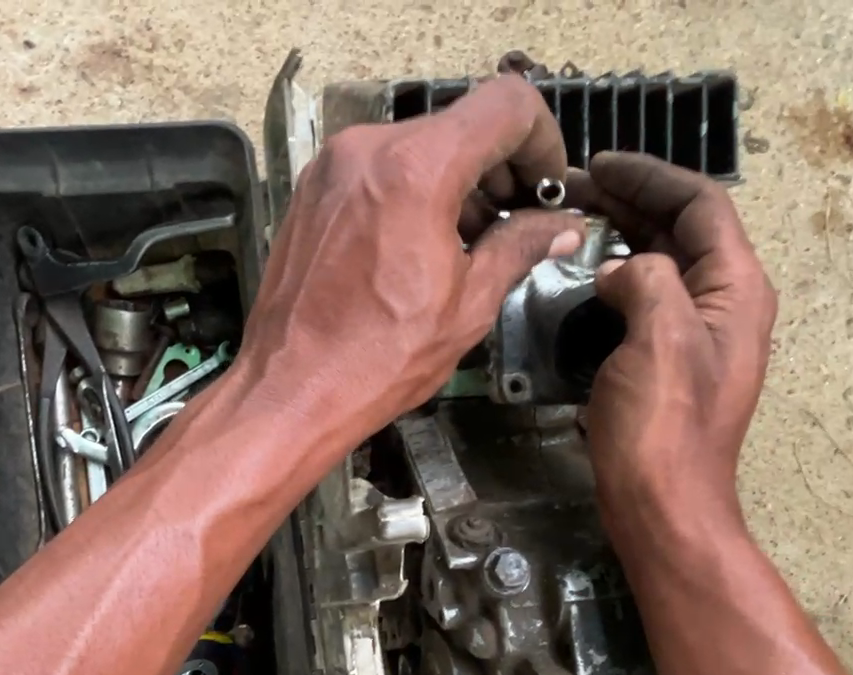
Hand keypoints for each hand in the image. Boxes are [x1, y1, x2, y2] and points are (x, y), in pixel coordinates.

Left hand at [241, 76, 583, 443]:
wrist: (291, 390)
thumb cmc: (378, 359)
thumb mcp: (467, 306)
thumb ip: (519, 248)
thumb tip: (561, 226)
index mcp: (414, 170)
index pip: (506, 106)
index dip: (543, 142)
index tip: (547, 188)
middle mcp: (366, 151)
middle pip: (459, 127)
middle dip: (499, 169)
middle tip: (518, 221)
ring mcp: (331, 169)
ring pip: (417, 148)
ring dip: (456, 184)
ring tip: (471, 245)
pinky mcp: (311, 193)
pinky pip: (378, 171)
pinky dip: (412, 192)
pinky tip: (421, 246)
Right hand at [571, 153, 777, 535]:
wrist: (662, 505)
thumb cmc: (664, 426)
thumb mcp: (659, 337)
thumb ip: (644, 280)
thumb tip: (616, 271)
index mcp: (735, 289)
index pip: (701, 205)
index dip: (651, 176)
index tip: (599, 164)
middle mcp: (722, 306)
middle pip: (680, 232)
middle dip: (629, 204)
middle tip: (572, 191)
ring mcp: (694, 339)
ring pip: (658, 268)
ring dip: (617, 242)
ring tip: (570, 228)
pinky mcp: (664, 366)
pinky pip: (640, 306)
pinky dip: (609, 286)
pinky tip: (576, 287)